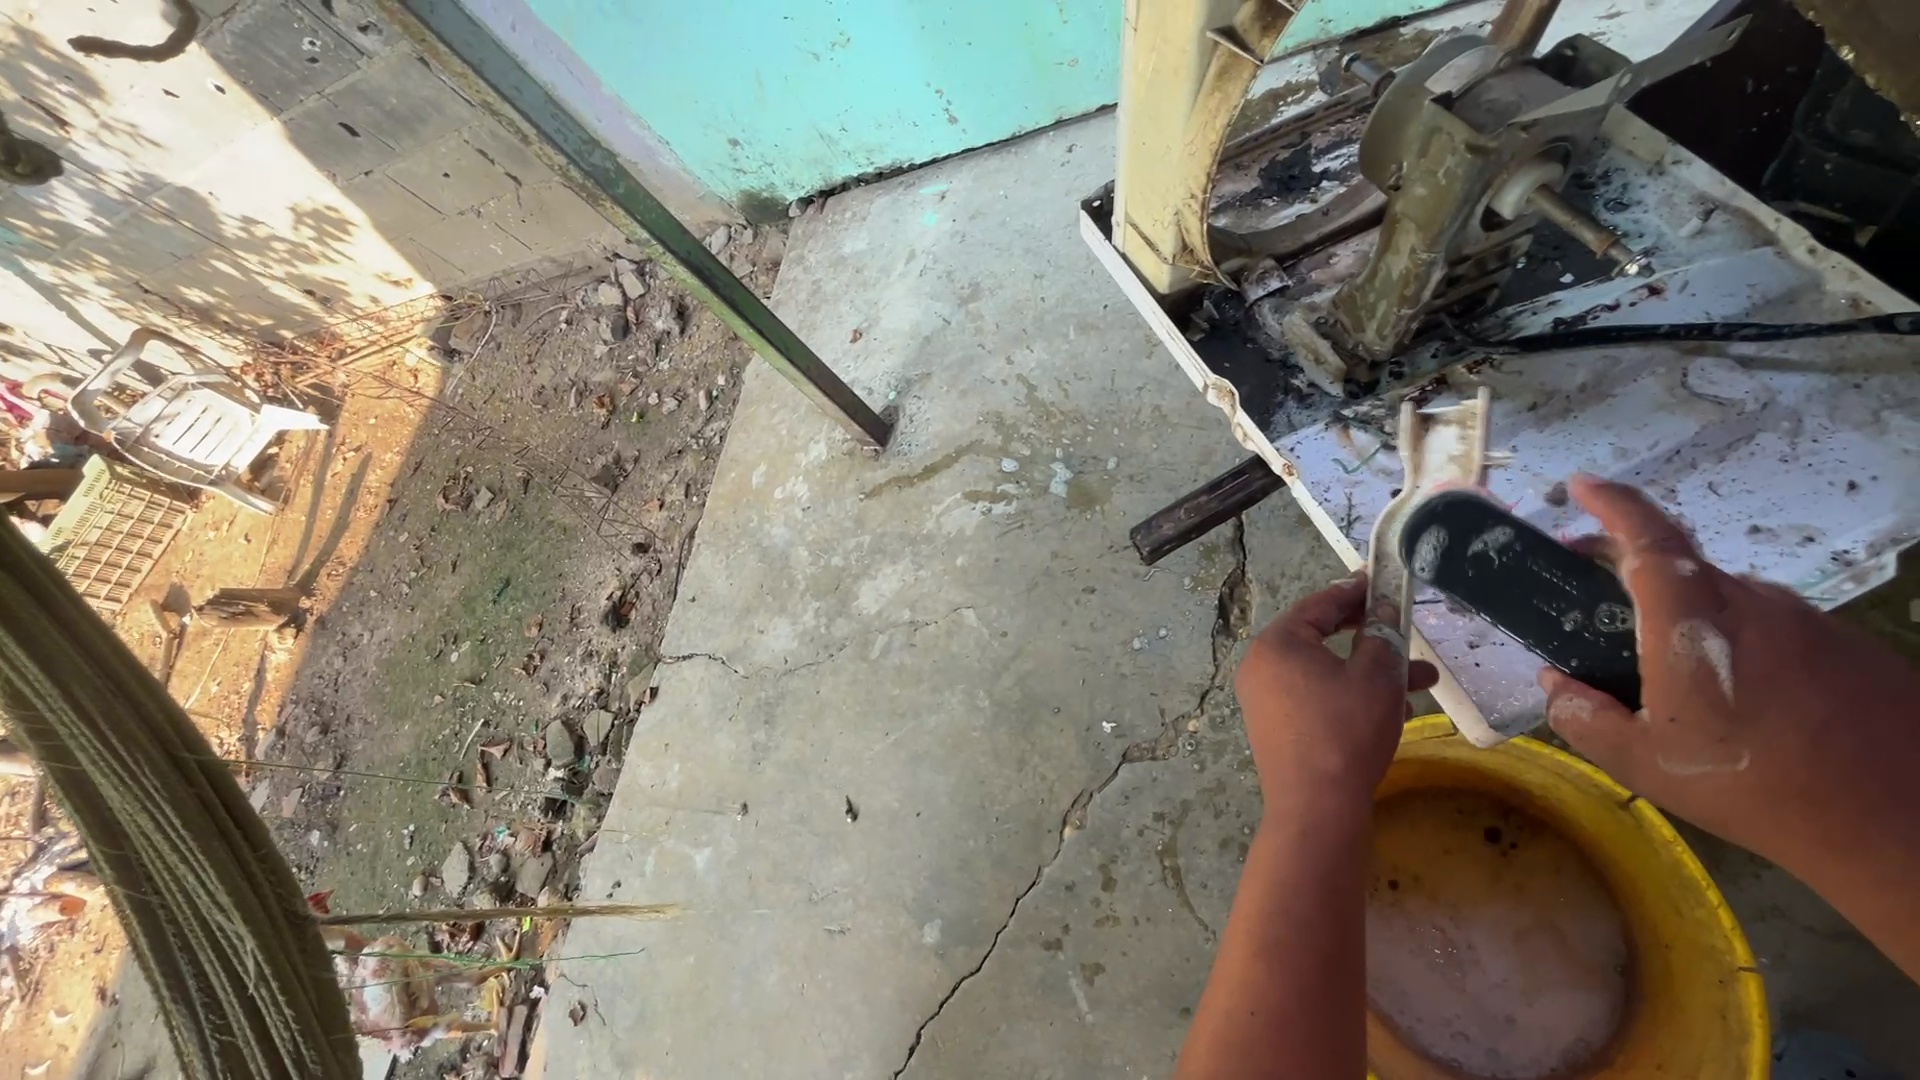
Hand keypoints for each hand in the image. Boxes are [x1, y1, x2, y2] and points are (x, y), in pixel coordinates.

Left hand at [1235, 574, 1438, 809]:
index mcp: (1276, 643)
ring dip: (1368, 669)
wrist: (1315, 806)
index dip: (1354, 591)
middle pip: (1317, 634)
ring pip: (1322, 669)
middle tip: (1399, 623)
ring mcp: (1262, 695)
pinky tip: (1394, 707)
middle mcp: (1260, 664)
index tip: (1381, 580)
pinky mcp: (1273, 723)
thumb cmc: (1346, 732)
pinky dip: (1348, 692)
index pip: (1318, 604)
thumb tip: (1383, 609)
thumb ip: (1381, 636)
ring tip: (1423, 676)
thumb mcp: (1375, 677)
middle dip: (1365, 632)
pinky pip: (1313, 694)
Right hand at [1540, 475, 1919, 865]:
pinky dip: (1739, 642)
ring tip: (1669, 668)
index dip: (1612, 503)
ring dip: (1688, 616)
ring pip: (1730, 601)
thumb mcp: (1641, 762)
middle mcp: (1758, 605)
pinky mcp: (1857, 650)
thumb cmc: (1756, 788)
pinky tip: (1740, 697)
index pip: (1650, 538)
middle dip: (1631, 571)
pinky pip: (1776, 629)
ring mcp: (1814, 624)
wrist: (1910, 831)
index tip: (1581, 486)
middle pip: (1684, 568)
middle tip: (1594, 596)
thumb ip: (1582, 715)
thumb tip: (1559, 684)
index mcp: (1696, 621)